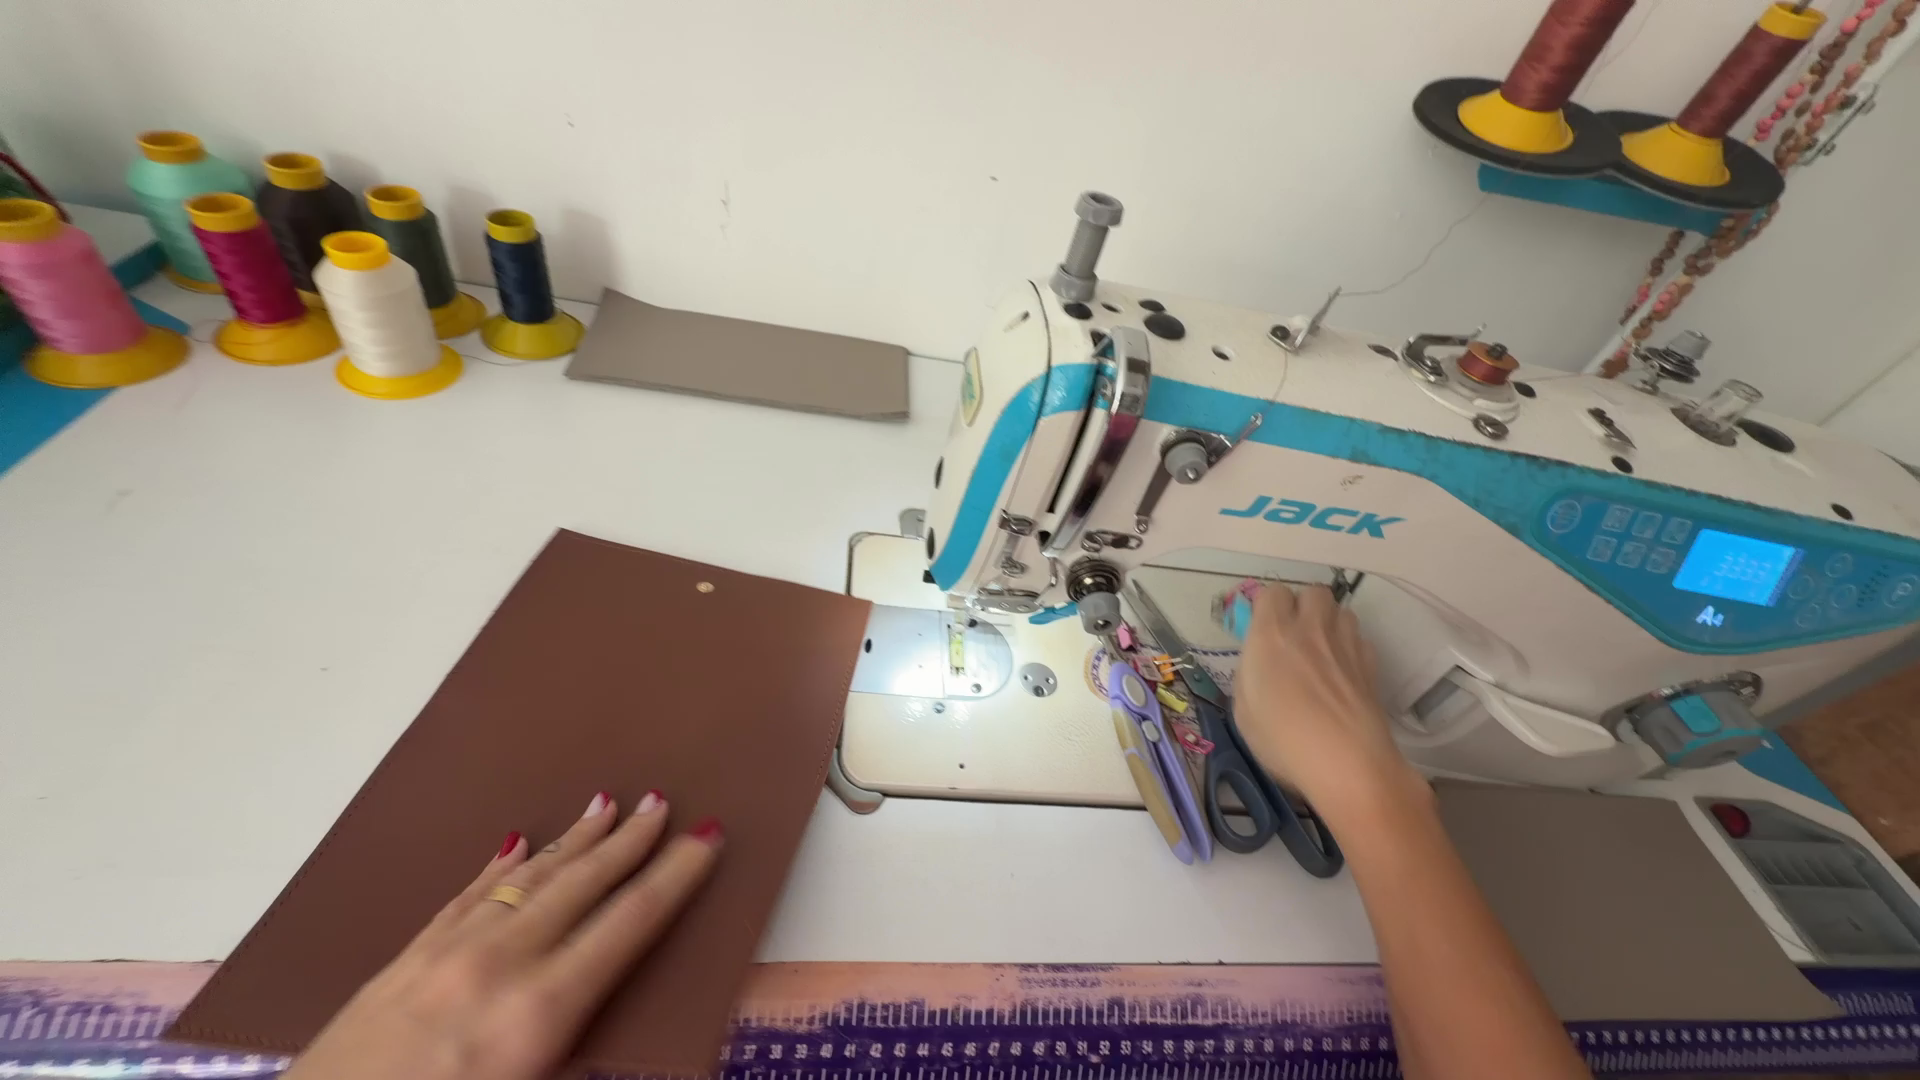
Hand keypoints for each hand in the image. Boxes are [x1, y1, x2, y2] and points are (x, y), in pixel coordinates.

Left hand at [284, 791, 721, 1079]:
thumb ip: (577, 1051)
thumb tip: (612, 1011)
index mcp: (539, 1014)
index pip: (630, 923)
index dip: (676, 876)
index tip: (706, 837)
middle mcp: (499, 967)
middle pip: (583, 884)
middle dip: (629, 840)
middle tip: (659, 799)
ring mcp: (445, 957)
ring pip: (526, 878)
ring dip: (573, 839)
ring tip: (605, 802)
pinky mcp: (401, 962)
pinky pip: (465, 897)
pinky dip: (498, 866)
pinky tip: (515, 843)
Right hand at [1232, 584, 1425, 825]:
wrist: (1348, 765)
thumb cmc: (1282, 740)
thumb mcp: (1243, 709)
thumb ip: (1250, 673)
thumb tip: (1261, 663)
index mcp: (1272, 635)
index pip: (1272, 592)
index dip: (1266, 606)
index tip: (1261, 628)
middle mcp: (1310, 629)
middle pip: (1313, 591)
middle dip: (1302, 605)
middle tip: (1293, 634)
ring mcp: (1346, 645)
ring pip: (1341, 610)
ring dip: (1328, 622)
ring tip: (1320, 649)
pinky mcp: (1371, 665)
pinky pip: (1359, 638)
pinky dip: (1349, 645)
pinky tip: (1341, 671)